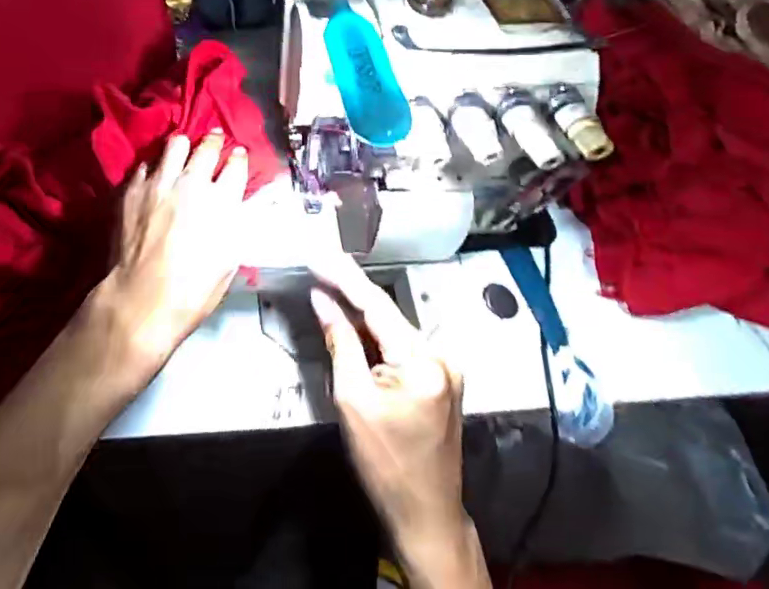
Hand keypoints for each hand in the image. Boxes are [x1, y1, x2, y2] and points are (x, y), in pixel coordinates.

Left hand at [93, 131, 250, 367]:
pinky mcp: (132, 191)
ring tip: (184, 148)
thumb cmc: (194, 289)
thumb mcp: (231, 258)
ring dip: (183, 146)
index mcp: (223, 201)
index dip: (238, 158)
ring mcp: (159, 184)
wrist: (141, 300)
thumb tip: (238, 206)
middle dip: (214, 141)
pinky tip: (155, 175)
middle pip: (207, 147)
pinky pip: (145, 165)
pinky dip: (154, 167)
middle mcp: (193, 184)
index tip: (238, 155)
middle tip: (214, 139)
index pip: (236, 165)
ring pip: (175, 146)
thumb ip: (236, 223)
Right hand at [310, 251, 486, 586]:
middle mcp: (441, 355)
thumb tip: (325, 303)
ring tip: (331, 297)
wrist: (426, 513)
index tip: (322, 255)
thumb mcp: (352, 403)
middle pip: (388, 316)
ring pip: (394, 331)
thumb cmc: (385, 466)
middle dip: (352, 296)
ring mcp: (447, 366)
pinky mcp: (443, 378)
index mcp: (422, 360)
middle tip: (321, 269)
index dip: (345, 278)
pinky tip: (355, 331)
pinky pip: (403, 348)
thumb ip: (341, 345)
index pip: (377, 306)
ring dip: (363, 319)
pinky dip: (378, 340)